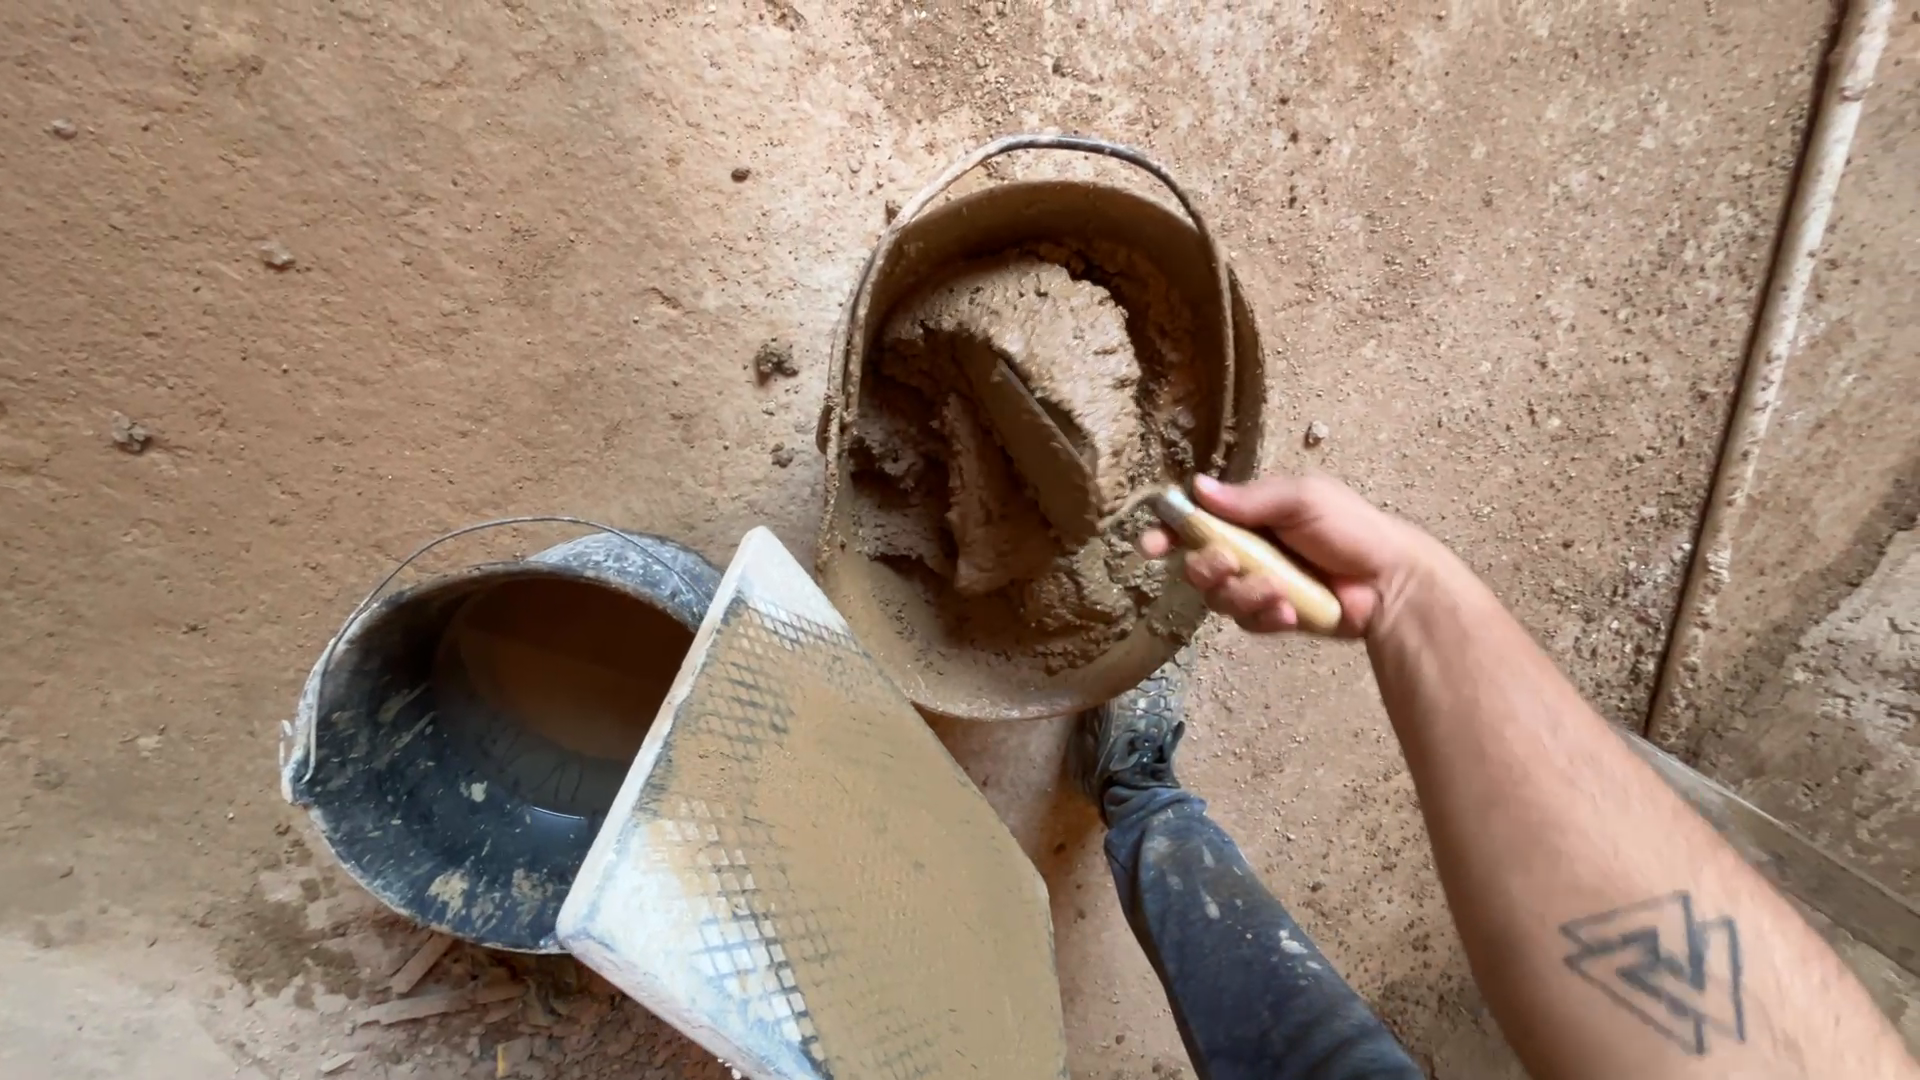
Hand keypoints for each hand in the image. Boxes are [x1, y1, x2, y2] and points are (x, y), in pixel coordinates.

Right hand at [1140, 474, 1436, 637]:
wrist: (1392, 581)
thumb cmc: (1350, 528)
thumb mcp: (1303, 498)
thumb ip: (1250, 497)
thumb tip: (1196, 487)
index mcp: (1246, 518)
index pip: (1193, 523)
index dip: (1166, 533)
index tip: (1150, 545)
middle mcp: (1243, 551)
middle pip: (1195, 566)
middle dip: (1206, 568)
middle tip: (1230, 563)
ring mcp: (1254, 586)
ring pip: (1218, 598)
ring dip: (1242, 594)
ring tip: (1277, 590)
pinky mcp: (1270, 616)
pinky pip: (1247, 622)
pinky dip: (1265, 615)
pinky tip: (1291, 609)